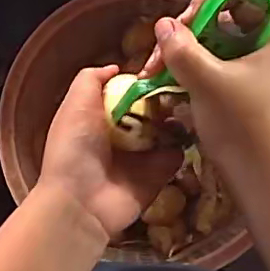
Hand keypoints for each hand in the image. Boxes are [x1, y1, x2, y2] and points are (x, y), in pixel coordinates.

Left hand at [35, 64, 183, 236]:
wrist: (81, 203)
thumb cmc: (74, 148)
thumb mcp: (75, 104)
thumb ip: (91, 79)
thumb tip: (116, 67)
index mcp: (99, 117)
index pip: (126, 93)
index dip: (142, 81)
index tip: (163, 67)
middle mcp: (122, 134)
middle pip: (151, 110)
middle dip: (166, 98)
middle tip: (185, 84)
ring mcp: (142, 155)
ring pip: (167, 130)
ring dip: (179, 117)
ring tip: (194, 101)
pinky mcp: (159, 174)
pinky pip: (177, 154)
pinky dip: (184, 143)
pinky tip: (195, 127)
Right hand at [139, 0, 269, 164]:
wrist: (254, 170)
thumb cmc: (242, 125)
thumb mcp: (208, 83)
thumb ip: (183, 50)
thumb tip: (162, 25)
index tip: (191, 18)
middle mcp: (259, 39)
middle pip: (219, 9)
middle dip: (187, 24)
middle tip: (164, 47)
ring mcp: (243, 58)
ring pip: (205, 34)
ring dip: (177, 45)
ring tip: (154, 67)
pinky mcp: (228, 76)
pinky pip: (201, 55)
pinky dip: (180, 62)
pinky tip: (160, 76)